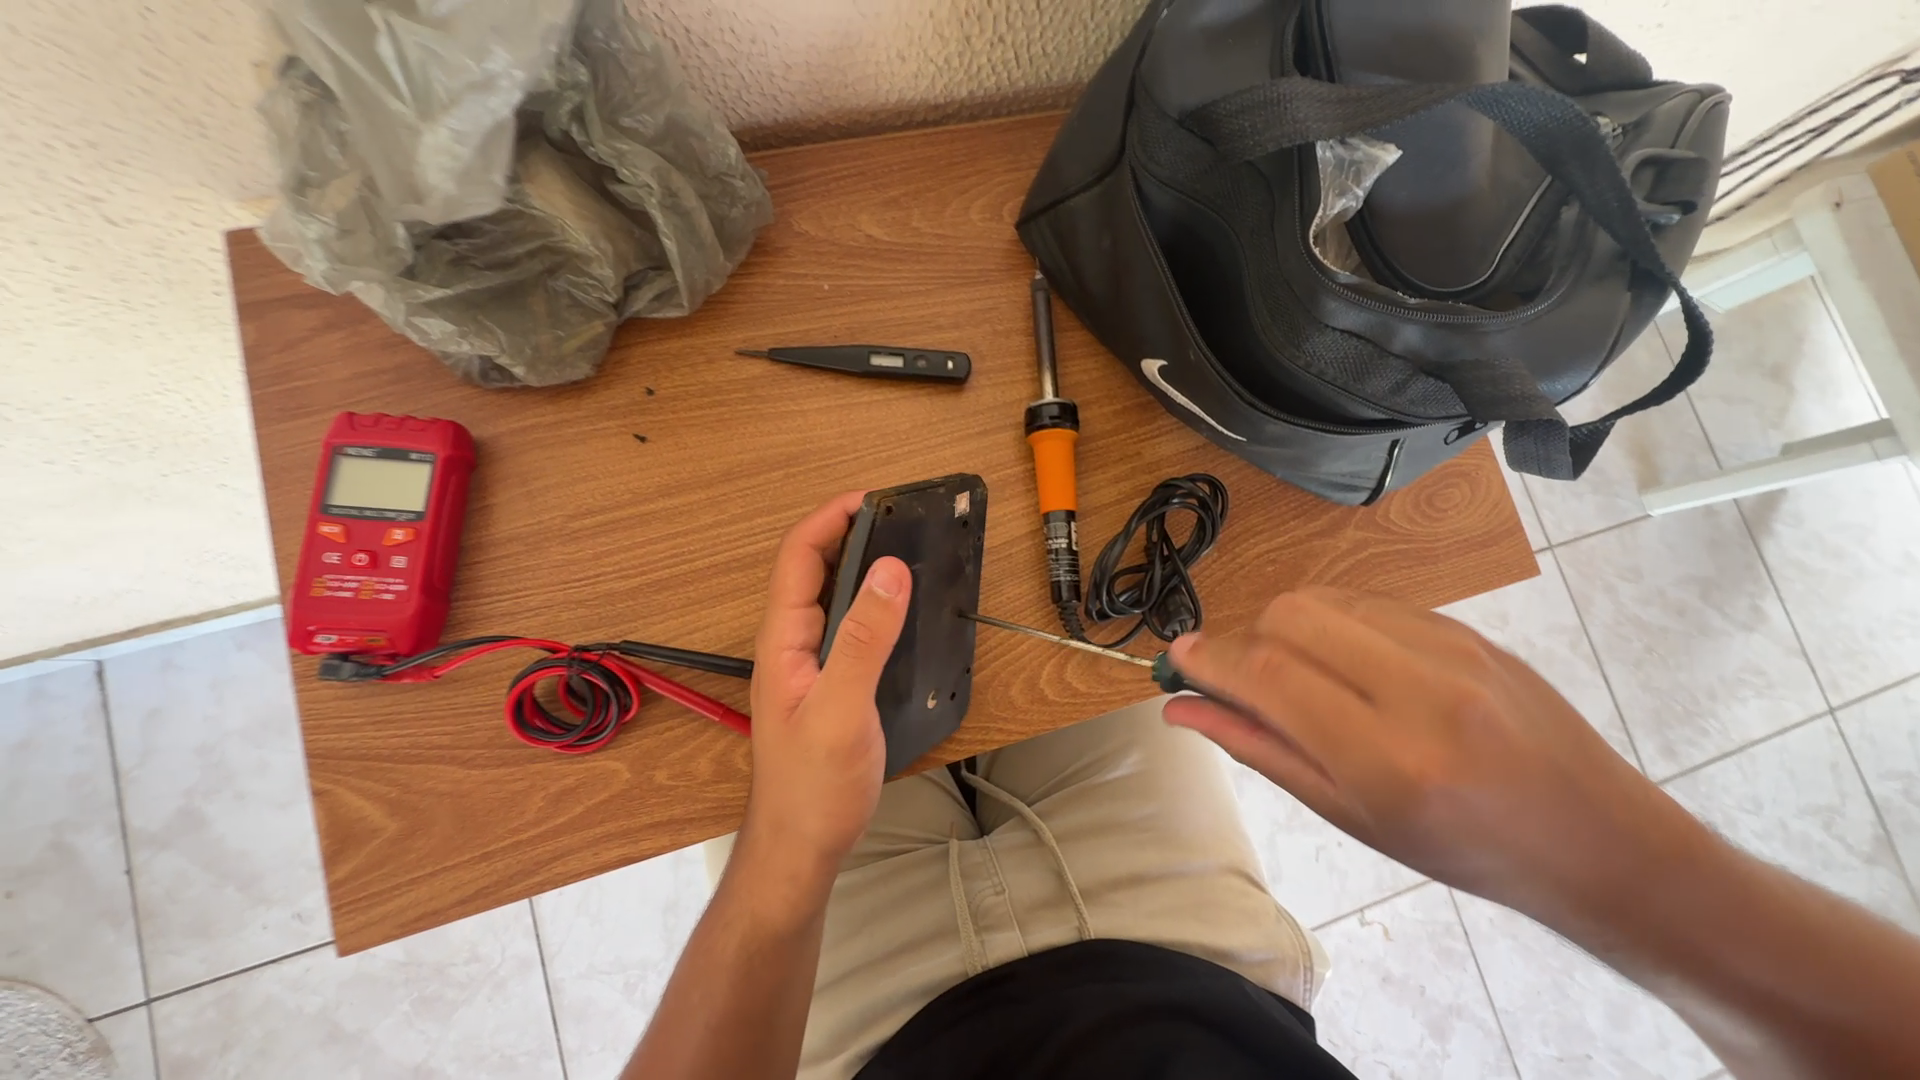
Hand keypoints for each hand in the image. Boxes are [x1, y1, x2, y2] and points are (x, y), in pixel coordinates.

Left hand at [742, 491, 911, 880]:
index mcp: (782, 639)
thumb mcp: (841, 709)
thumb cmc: (814, 785)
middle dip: (847, 533)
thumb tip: (892, 570)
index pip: (797, 557)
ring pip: (828, 597)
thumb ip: (863, 641)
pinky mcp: (826, 685)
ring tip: (903, 549)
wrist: (801, 845)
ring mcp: (806, 665)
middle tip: (898, 519)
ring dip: (858, 564)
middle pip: (810, 569)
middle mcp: (789, 643)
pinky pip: (844, 626)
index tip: (874, 499)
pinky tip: (897, 608)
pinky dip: (869, 602)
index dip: (829, 519)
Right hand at [1163, 587, 1712, 920]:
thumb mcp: (1348, 814)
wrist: (1593, 836)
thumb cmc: (1459, 848)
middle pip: (1289, 617)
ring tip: (1288, 669)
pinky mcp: (1466, 628)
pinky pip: (1367, 602)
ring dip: (1282, 626)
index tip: (1174, 660)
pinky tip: (1339, 659)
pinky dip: (1328, 621)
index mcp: (1386, 756)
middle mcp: (1418, 688)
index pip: (1268, 675)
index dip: (1209, 659)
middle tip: (1237, 676)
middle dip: (1243, 638)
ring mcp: (1450, 648)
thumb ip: (1258, 749)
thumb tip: (1181, 709)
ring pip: (1323, 599)